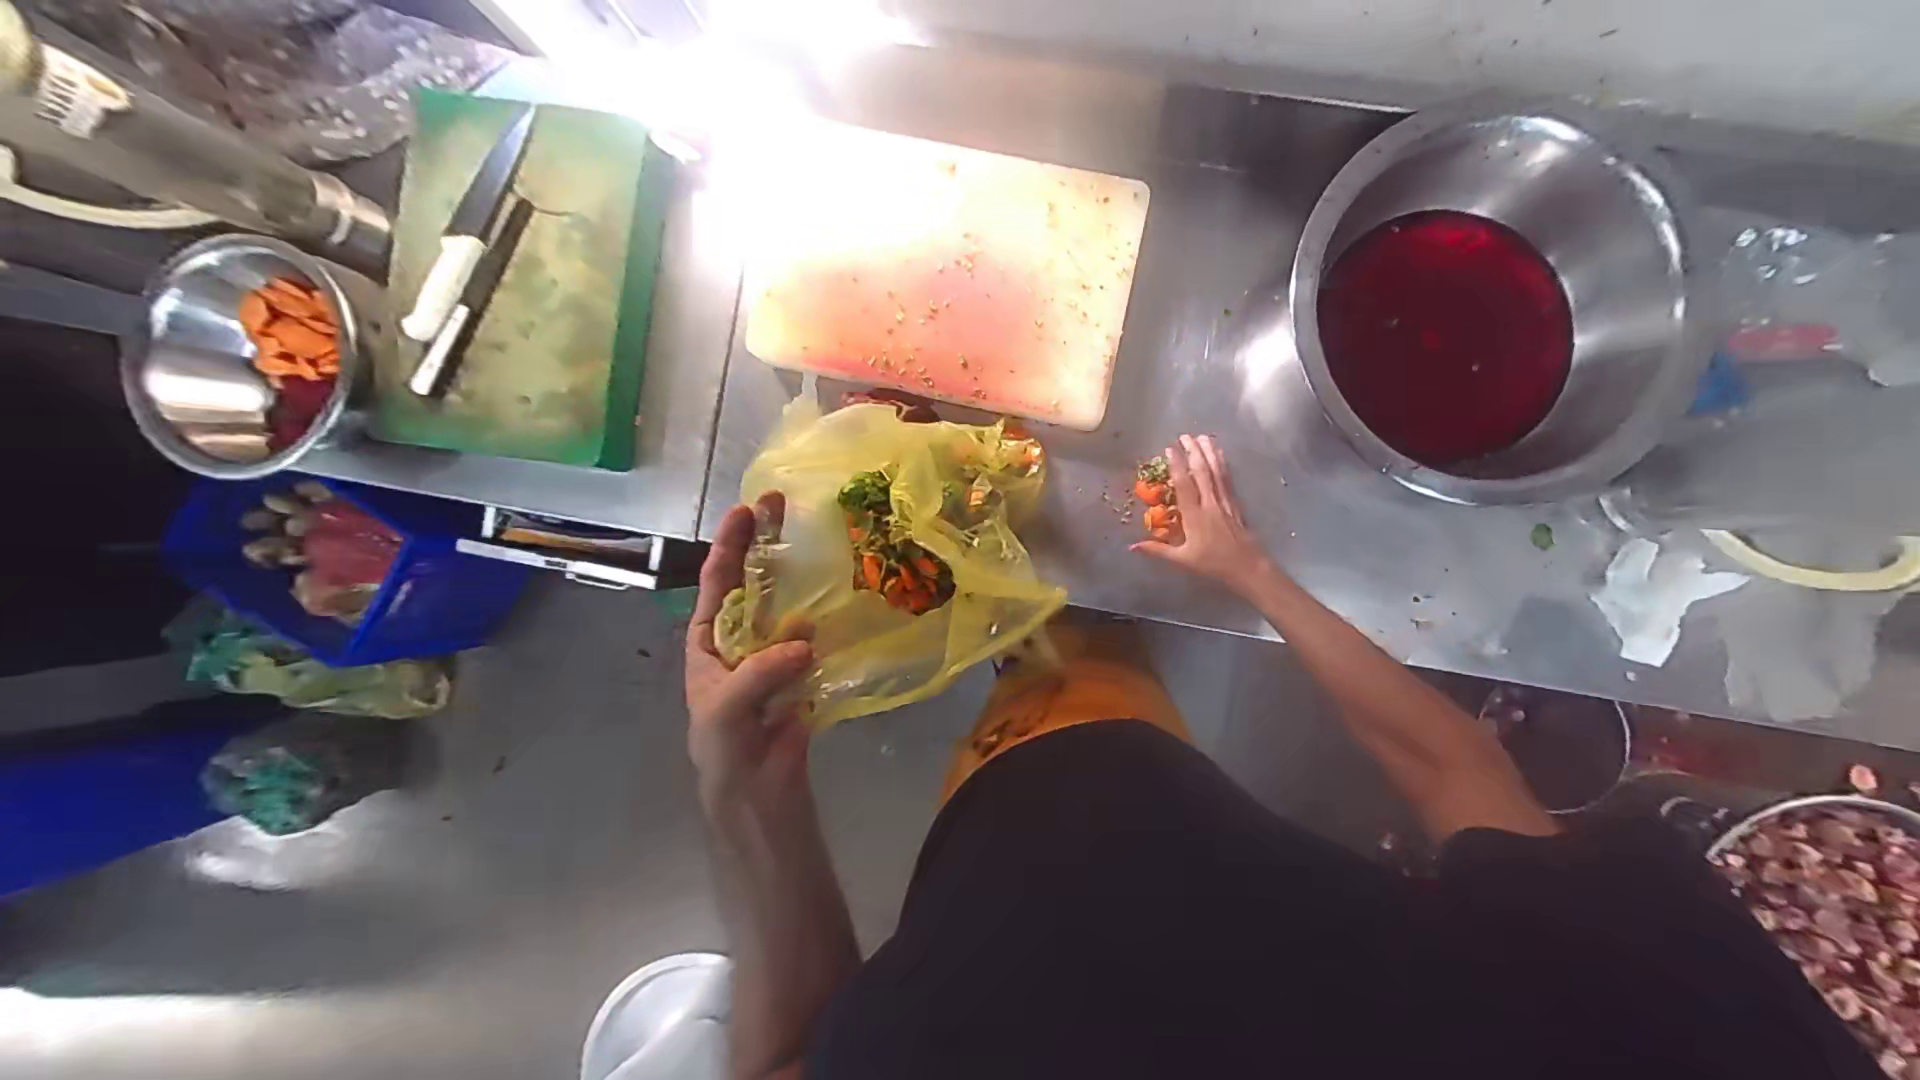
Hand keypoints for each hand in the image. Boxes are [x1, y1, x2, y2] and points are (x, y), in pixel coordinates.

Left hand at [685, 493, 815, 811]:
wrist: (757, 794)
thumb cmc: (725, 749)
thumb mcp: (726, 709)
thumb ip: (759, 672)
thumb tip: (806, 640)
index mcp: (709, 643)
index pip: (715, 585)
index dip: (729, 547)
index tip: (745, 511)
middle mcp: (741, 641)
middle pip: (754, 586)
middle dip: (766, 547)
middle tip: (785, 508)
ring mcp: (775, 654)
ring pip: (789, 609)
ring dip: (803, 580)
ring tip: (825, 547)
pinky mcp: (806, 671)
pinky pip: (816, 639)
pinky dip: (828, 621)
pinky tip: (843, 597)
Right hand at [1131, 434, 1278, 596]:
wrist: (1248, 567)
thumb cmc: (1213, 564)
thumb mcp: (1182, 560)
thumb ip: (1157, 551)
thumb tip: (1131, 546)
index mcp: (1195, 515)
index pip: (1185, 485)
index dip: (1177, 465)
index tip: (1170, 449)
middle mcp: (1210, 503)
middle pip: (1201, 472)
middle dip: (1193, 452)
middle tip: (1184, 436)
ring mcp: (1224, 502)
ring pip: (1216, 472)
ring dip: (1208, 453)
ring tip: (1202, 437)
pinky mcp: (1234, 503)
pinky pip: (1227, 479)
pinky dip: (1222, 464)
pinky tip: (1220, 454)